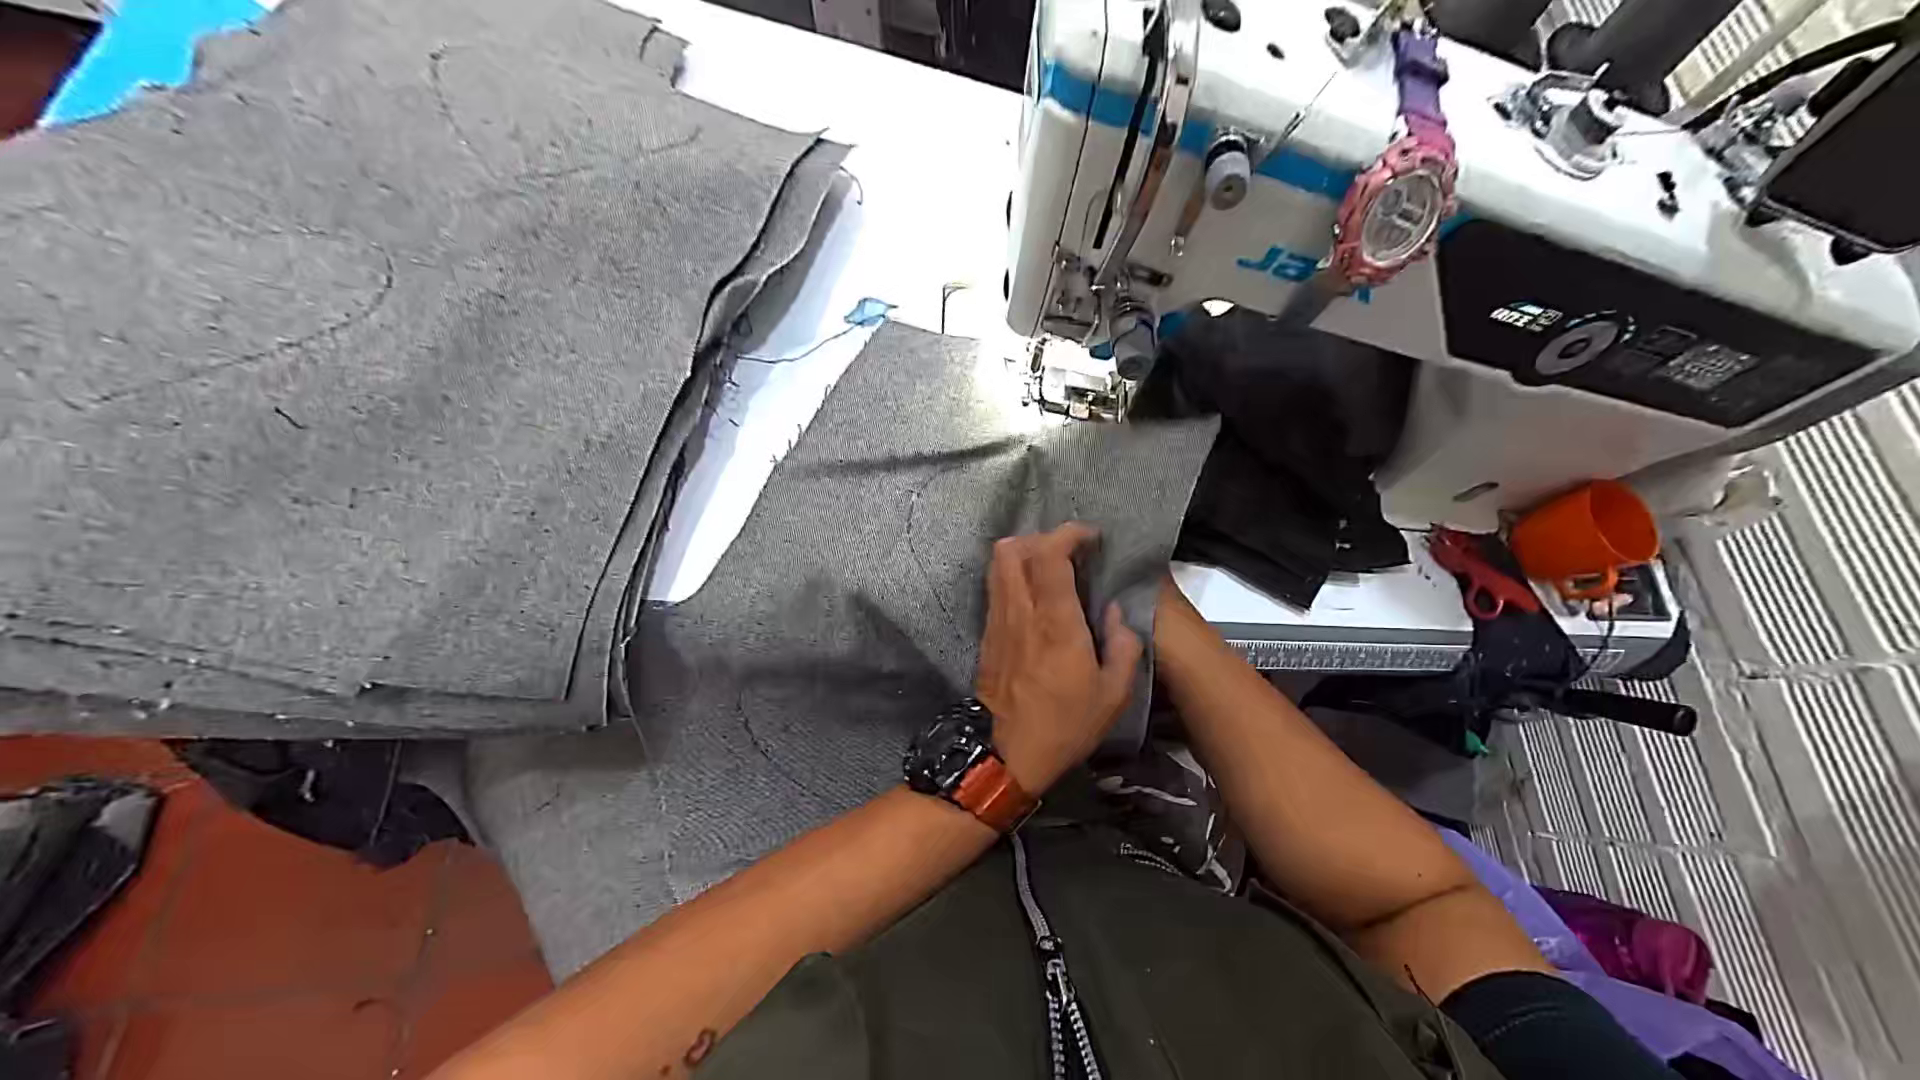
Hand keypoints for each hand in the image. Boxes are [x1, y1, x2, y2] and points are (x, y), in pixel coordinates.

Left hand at [975, 523, 1142, 792]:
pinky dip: (1013, 577)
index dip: (1068, 534)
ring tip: (1050, 569)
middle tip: (1067, 551)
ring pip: (997, 566)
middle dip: (1040, 538)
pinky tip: (1035, 596)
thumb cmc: (1065, 725)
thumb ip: (1123, 645)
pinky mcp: (986, 635)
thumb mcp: (1114, 694)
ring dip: (1023, 554)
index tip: (1090, 538)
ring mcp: (997, 622)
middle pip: (1012, 550)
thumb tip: (1114, 612)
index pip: (1048, 555)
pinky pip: (996, 589)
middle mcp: (1020, 612)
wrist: (1006, 755)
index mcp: (1055, 622)